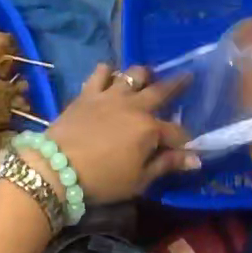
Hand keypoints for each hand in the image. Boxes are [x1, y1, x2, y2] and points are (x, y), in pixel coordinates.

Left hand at [36, 64, 195, 203]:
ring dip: (143, 74)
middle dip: (178, 85)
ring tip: (147, 75)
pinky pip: (101, 72)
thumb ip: (166, 165)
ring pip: (133, 74)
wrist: (56, 168)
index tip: (188, 146)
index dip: (184, 140)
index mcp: (150, 129)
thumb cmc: (102, 180)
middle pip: (162, 91)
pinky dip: (108, 72)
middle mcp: (135, 106)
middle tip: (188, 76)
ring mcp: (111, 95)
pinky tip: (110, 75)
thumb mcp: (139, 180)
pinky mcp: (88, 93)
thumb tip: (195, 159)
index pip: (177, 132)